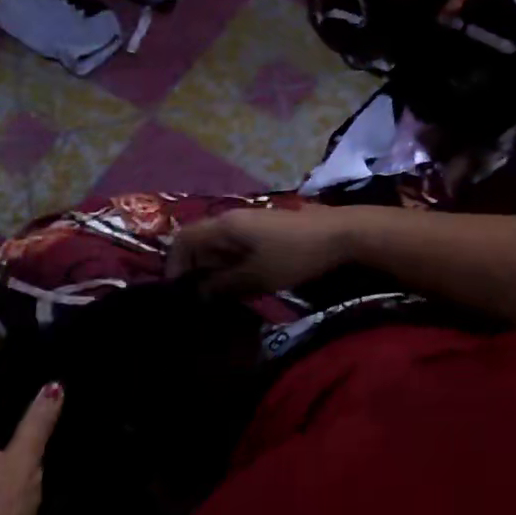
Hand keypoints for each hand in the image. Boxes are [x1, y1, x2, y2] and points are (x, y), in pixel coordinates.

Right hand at [165, 206, 353, 296]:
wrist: (341, 234)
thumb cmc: (295, 255)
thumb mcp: (257, 276)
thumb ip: (224, 283)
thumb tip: (200, 292)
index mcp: (225, 225)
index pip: (184, 239)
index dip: (174, 263)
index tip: (177, 290)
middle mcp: (232, 218)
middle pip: (199, 240)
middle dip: (193, 267)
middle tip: (197, 296)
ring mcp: (249, 221)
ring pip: (218, 243)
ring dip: (212, 266)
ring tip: (216, 293)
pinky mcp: (263, 228)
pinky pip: (235, 243)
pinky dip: (229, 261)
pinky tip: (238, 281)